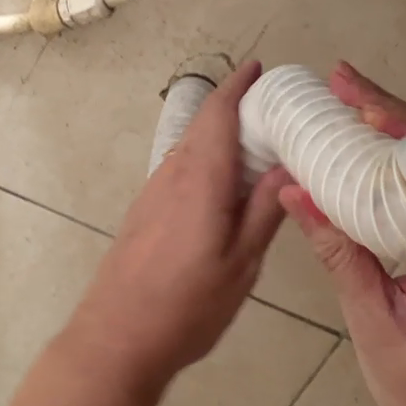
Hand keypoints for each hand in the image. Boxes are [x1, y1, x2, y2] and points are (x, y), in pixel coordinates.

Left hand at [57, 60, 289, 394]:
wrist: (116, 337)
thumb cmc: (187, 304)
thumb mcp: (241, 264)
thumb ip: (264, 211)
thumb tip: (289, 164)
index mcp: (201, 178)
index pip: (219, 113)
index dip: (239, 85)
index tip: (260, 67)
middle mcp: (173, 173)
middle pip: (205, 124)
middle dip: (236, 105)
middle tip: (274, 106)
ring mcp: (155, 190)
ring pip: (192, 145)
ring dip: (221, 132)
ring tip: (258, 140)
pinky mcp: (146, 209)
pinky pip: (182, 166)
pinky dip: (207, 156)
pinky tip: (225, 180)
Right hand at [280, 61, 405, 405]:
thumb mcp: (375, 325)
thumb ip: (340, 253)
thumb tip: (295, 192)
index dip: (396, 129)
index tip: (355, 95)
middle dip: (388, 116)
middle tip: (340, 80)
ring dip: (394, 136)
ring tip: (348, 101)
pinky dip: (402, 170)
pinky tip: (369, 149)